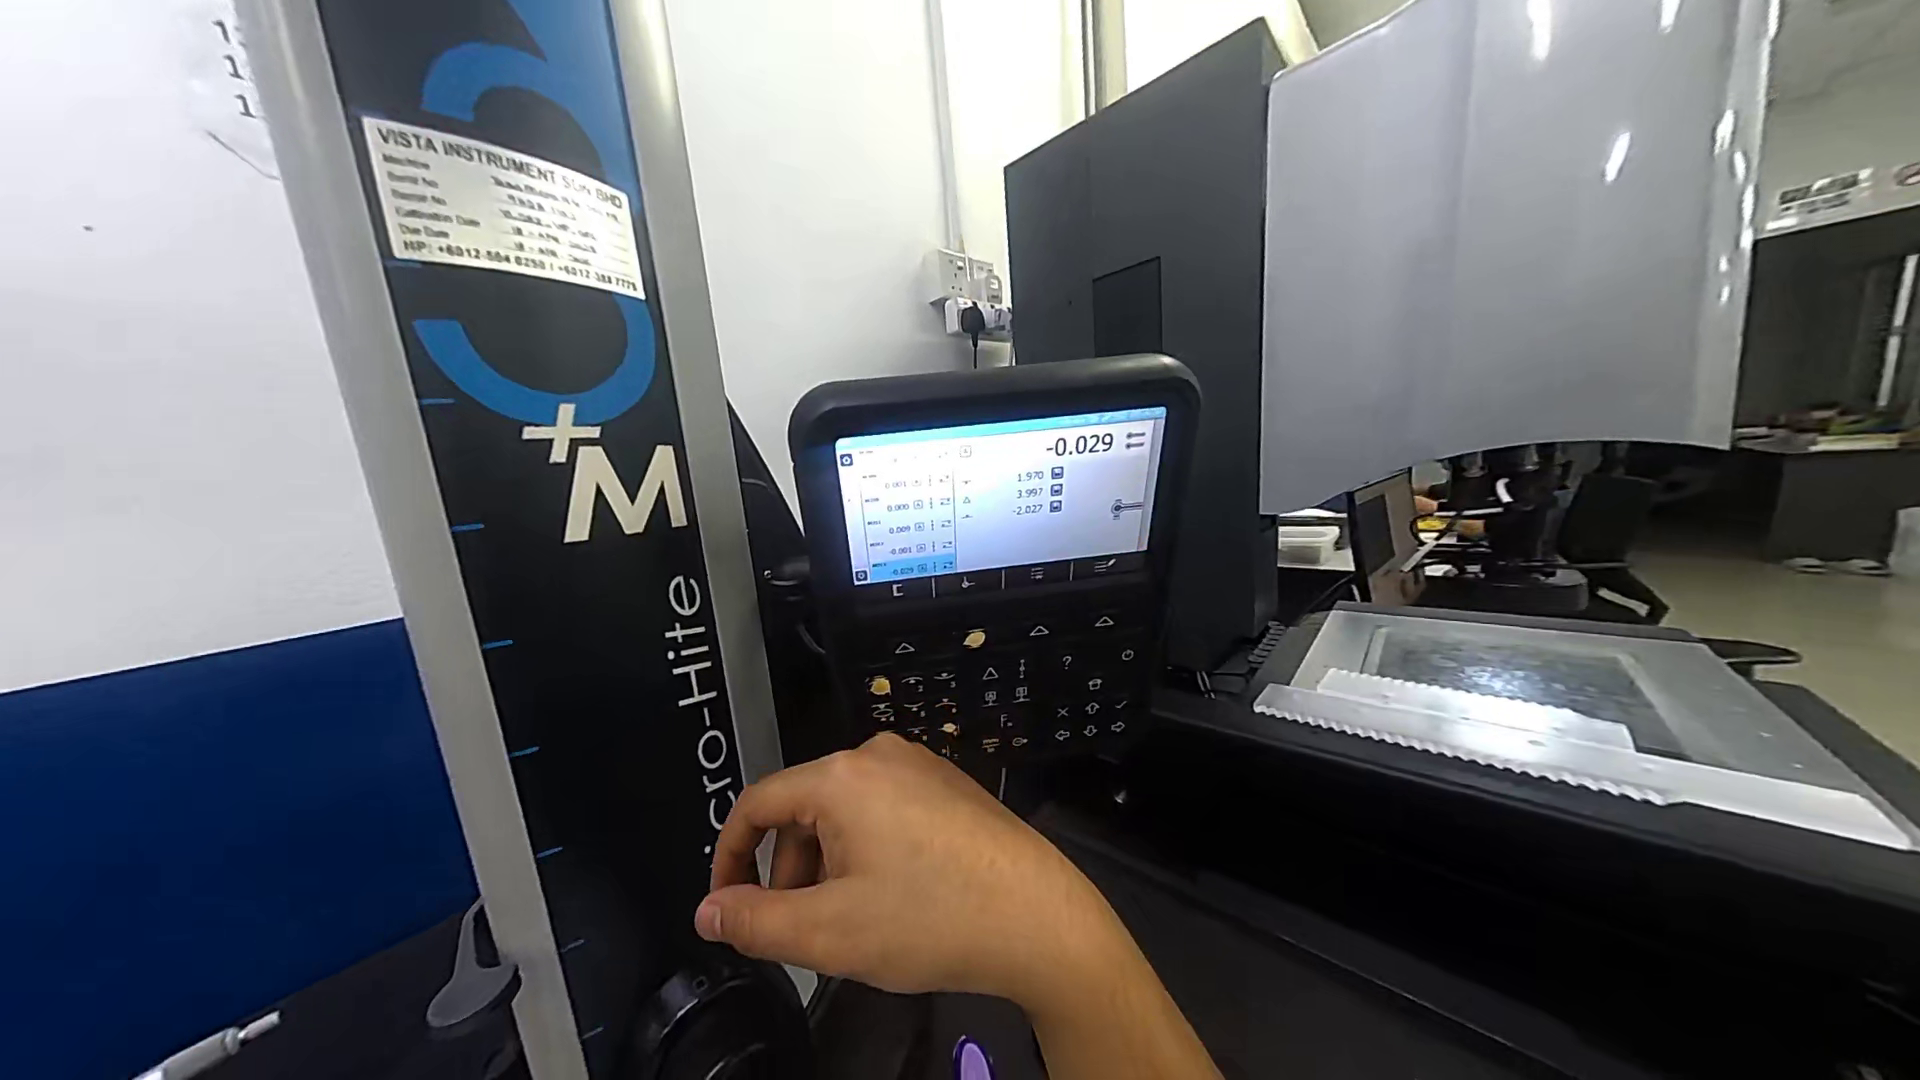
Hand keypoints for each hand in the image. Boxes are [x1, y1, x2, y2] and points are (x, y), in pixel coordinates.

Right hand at [696, 734, 1128, 1007]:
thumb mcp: (829, 932)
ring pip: (845, 810)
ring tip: (854, 917)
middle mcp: (878, 753)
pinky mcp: (947, 781)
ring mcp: (919, 762)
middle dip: (790, 867)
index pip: (758, 801)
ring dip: (830, 862)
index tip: (728, 905)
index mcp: (842, 775)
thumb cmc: (928, 918)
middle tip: (805, 928)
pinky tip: (894, 892)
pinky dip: (867, 848)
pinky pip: (884, 807)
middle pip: (805, 806)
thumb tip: (708, 911)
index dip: (731, 855)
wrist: (1038, 914)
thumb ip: (755, 921)